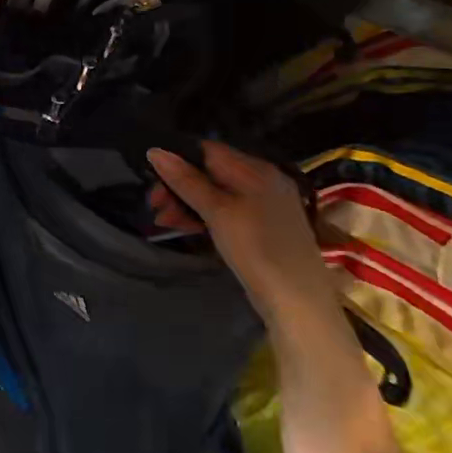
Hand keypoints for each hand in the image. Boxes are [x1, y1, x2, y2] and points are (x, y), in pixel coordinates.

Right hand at [148, 142, 331, 317]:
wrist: (298, 302)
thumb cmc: (256, 249)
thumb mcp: (217, 212)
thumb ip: (186, 180)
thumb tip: (155, 150)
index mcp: (257, 170)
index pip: (209, 150)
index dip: (179, 160)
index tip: (154, 180)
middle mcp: (263, 181)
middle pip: (211, 172)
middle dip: (179, 187)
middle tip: (155, 207)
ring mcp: (265, 206)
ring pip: (216, 194)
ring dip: (187, 204)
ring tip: (164, 222)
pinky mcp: (262, 228)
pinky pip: (227, 211)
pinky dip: (205, 216)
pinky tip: (185, 228)